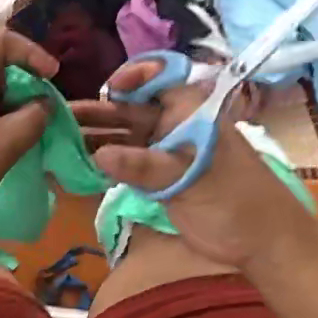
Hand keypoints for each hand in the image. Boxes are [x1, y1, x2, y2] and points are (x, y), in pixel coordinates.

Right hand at [70, 63, 317, 268]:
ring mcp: (163, 151)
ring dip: (94, 139)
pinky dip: (103, 164)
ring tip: (57, 140)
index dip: (131, 77)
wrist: (260, 239)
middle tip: (57, 117)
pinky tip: (76, 165)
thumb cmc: (234, 198)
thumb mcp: (192, 178)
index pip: (156, 79)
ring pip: (123, 138)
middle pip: (129, 110)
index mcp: (188, 110)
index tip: (107, 89)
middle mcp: (172, 124)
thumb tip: (98, 157)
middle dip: (97, 112)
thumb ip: (145, 166)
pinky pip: (125, 164)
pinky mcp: (157, 178)